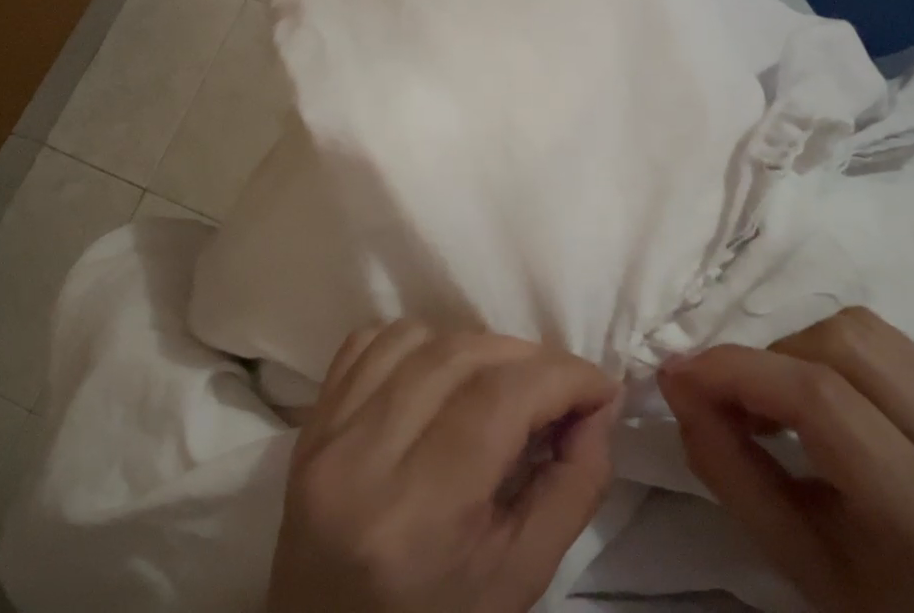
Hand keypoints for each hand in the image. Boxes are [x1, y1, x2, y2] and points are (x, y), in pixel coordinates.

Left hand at [266, 320, 619, 612]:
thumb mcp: (523, 575)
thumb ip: (574, 487)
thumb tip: (597, 406)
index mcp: (417, 513)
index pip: (500, 398)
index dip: (564, 377)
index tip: (601, 390)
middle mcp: (361, 458)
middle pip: (461, 357)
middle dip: (530, 359)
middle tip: (562, 391)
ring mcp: (325, 434)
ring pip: (417, 338)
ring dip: (477, 346)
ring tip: (505, 385)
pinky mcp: (311, 421)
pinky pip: (369, 342)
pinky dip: (420, 343)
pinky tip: (443, 375)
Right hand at [658, 307, 913, 612]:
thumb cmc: (879, 603)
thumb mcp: (793, 558)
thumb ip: (728, 469)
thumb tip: (679, 383)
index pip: (822, 401)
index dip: (739, 372)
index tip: (680, 375)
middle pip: (846, 343)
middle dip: (771, 360)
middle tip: (738, 407)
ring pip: (865, 330)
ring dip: (800, 352)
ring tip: (781, 406)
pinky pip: (888, 345)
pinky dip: (834, 360)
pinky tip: (829, 407)